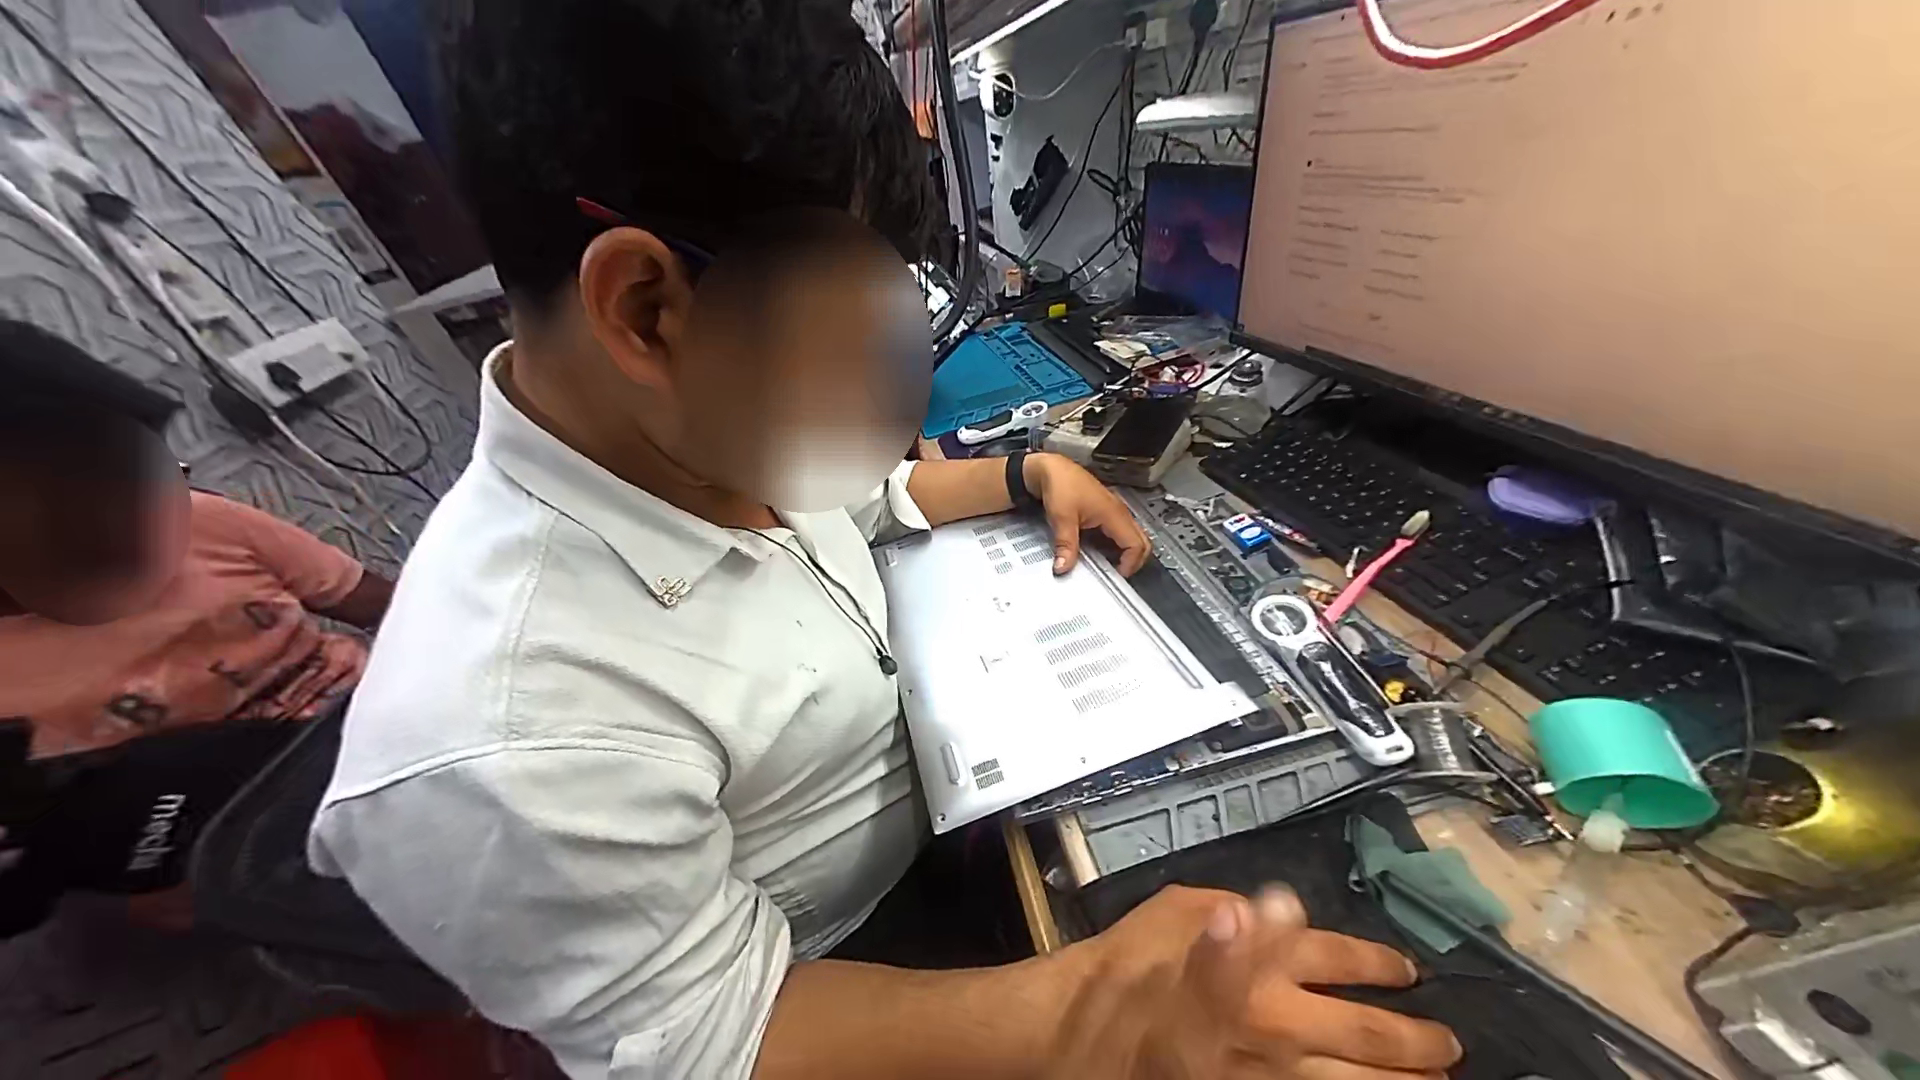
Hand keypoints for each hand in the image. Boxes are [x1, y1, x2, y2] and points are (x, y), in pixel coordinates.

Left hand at [1022, 453, 1151, 575]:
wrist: (1049, 468)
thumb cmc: (1060, 484)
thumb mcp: (1062, 519)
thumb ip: (1066, 546)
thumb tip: (1064, 568)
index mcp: (1114, 513)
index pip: (1136, 544)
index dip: (1130, 564)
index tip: (1116, 576)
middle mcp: (1118, 512)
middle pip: (1140, 541)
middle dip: (1133, 560)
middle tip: (1116, 575)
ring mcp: (1112, 511)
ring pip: (1129, 536)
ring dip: (1122, 553)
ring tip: (1105, 566)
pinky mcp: (1103, 511)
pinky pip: (1117, 531)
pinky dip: (1112, 544)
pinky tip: (1095, 551)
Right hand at [1045, 885, 1461, 1079]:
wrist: (1102, 1025)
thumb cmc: (1137, 956)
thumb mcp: (1177, 906)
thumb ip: (1233, 907)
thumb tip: (1273, 911)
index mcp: (1256, 959)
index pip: (1327, 952)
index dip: (1370, 958)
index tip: (1405, 967)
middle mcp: (1278, 1019)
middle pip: (1367, 1031)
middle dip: (1416, 1035)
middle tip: (1447, 1040)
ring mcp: (1274, 1072)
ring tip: (1441, 1079)